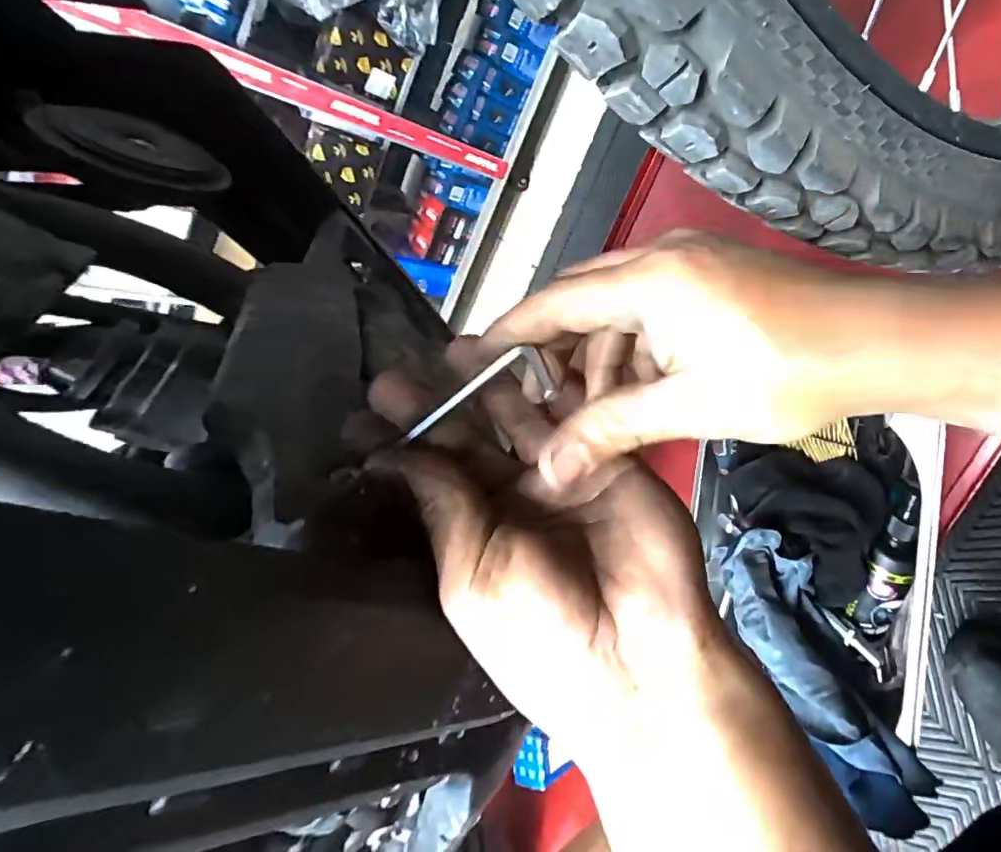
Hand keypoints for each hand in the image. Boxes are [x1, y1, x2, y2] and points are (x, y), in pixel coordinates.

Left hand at [365, 342, 873, 851]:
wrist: (638, 650)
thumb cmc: (539, 630)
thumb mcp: (473, 575)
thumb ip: (444, 506)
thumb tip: (393, 456)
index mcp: (476, 535)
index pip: (432, 481)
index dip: (400, 448)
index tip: (361, 417)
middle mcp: (516, 500)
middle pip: (471, 441)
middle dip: (436, 408)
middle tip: (394, 376)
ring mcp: (563, 475)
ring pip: (520, 419)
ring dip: (490, 385)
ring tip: (457, 350)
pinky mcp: (606, 458)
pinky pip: (575, 414)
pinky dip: (554, 385)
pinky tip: (527, 354)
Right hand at [483, 232, 880, 490]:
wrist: (873, 342)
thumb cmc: (790, 372)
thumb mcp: (691, 405)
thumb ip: (614, 427)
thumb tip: (555, 462)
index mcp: (651, 279)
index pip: (556, 301)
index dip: (512, 333)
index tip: (476, 358)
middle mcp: (665, 256)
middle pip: (585, 298)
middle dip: (561, 350)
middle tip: (543, 402)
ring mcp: (695, 260)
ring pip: (624, 305)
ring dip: (607, 354)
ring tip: (602, 410)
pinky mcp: (717, 274)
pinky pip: (658, 305)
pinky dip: (643, 343)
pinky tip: (646, 386)